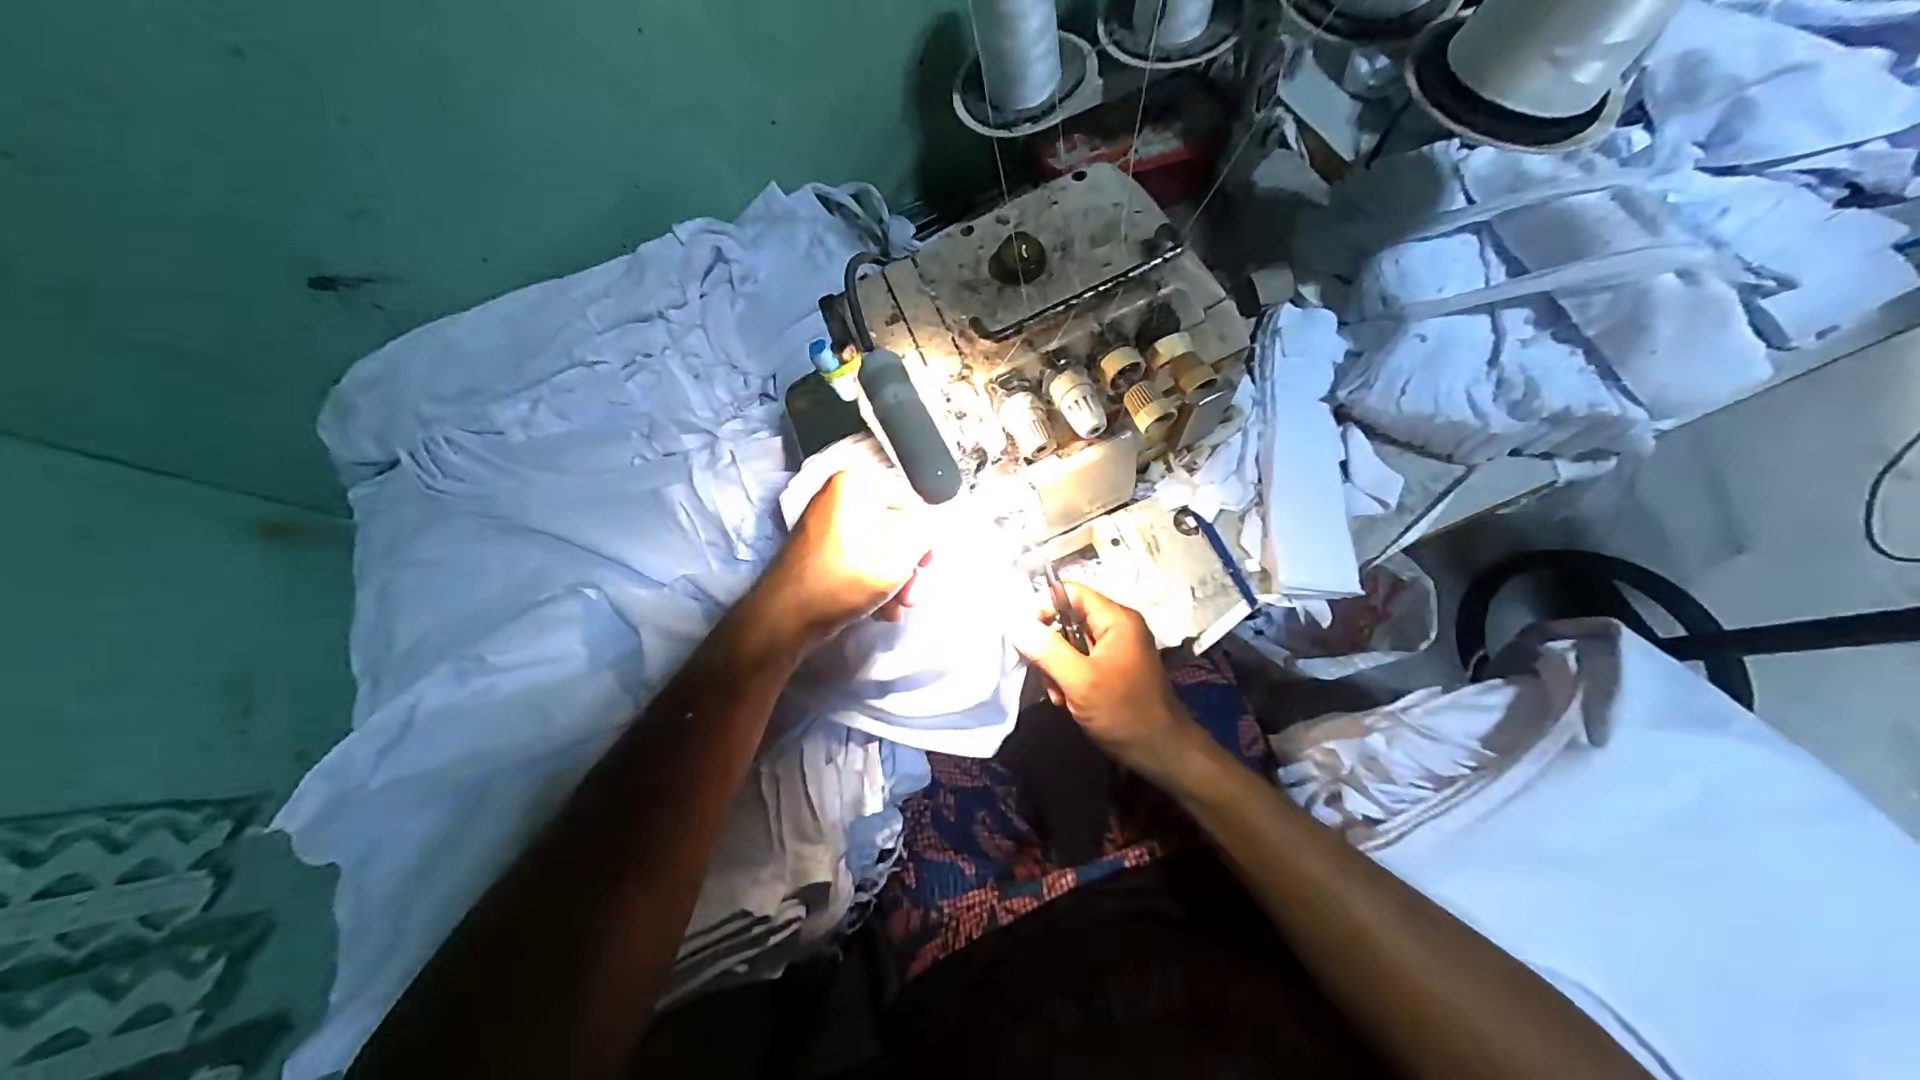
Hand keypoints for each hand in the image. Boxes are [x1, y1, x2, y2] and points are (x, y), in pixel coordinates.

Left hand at [758, 469, 932, 646]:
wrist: (785, 619)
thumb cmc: (841, 580)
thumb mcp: (897, 555)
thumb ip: (924, 533)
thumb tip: (926, 528)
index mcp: (854, 485)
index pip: (909, 504)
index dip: (922, 538)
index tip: (924, 566)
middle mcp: (838, 500)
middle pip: (893, 530)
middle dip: (906, 566)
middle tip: (909, 592)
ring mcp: (828, 528)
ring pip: (878, 551)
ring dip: (893, 581)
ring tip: (895, 607)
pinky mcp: (822, 555)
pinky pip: (859, 563)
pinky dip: (872, 585)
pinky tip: (879, 610)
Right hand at [1007, 582, 1211, 783]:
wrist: (1161, 753)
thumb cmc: (1123, 712)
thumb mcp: (1080, 680)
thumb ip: (1047, 649)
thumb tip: (1015, 623)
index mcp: (1116, 619)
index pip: (1070, 592)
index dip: (1043, 607)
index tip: (1025, 635)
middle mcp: (1117, 627)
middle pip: (1067, 619)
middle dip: (1050, 647)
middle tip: (1046, 675)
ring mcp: (1116, 650)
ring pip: (1070, 644)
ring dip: (1057, 668)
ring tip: (1060, 695)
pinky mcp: (1112, 670)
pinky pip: (1080, 662)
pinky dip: (1069, 679)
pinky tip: (1068, 701)